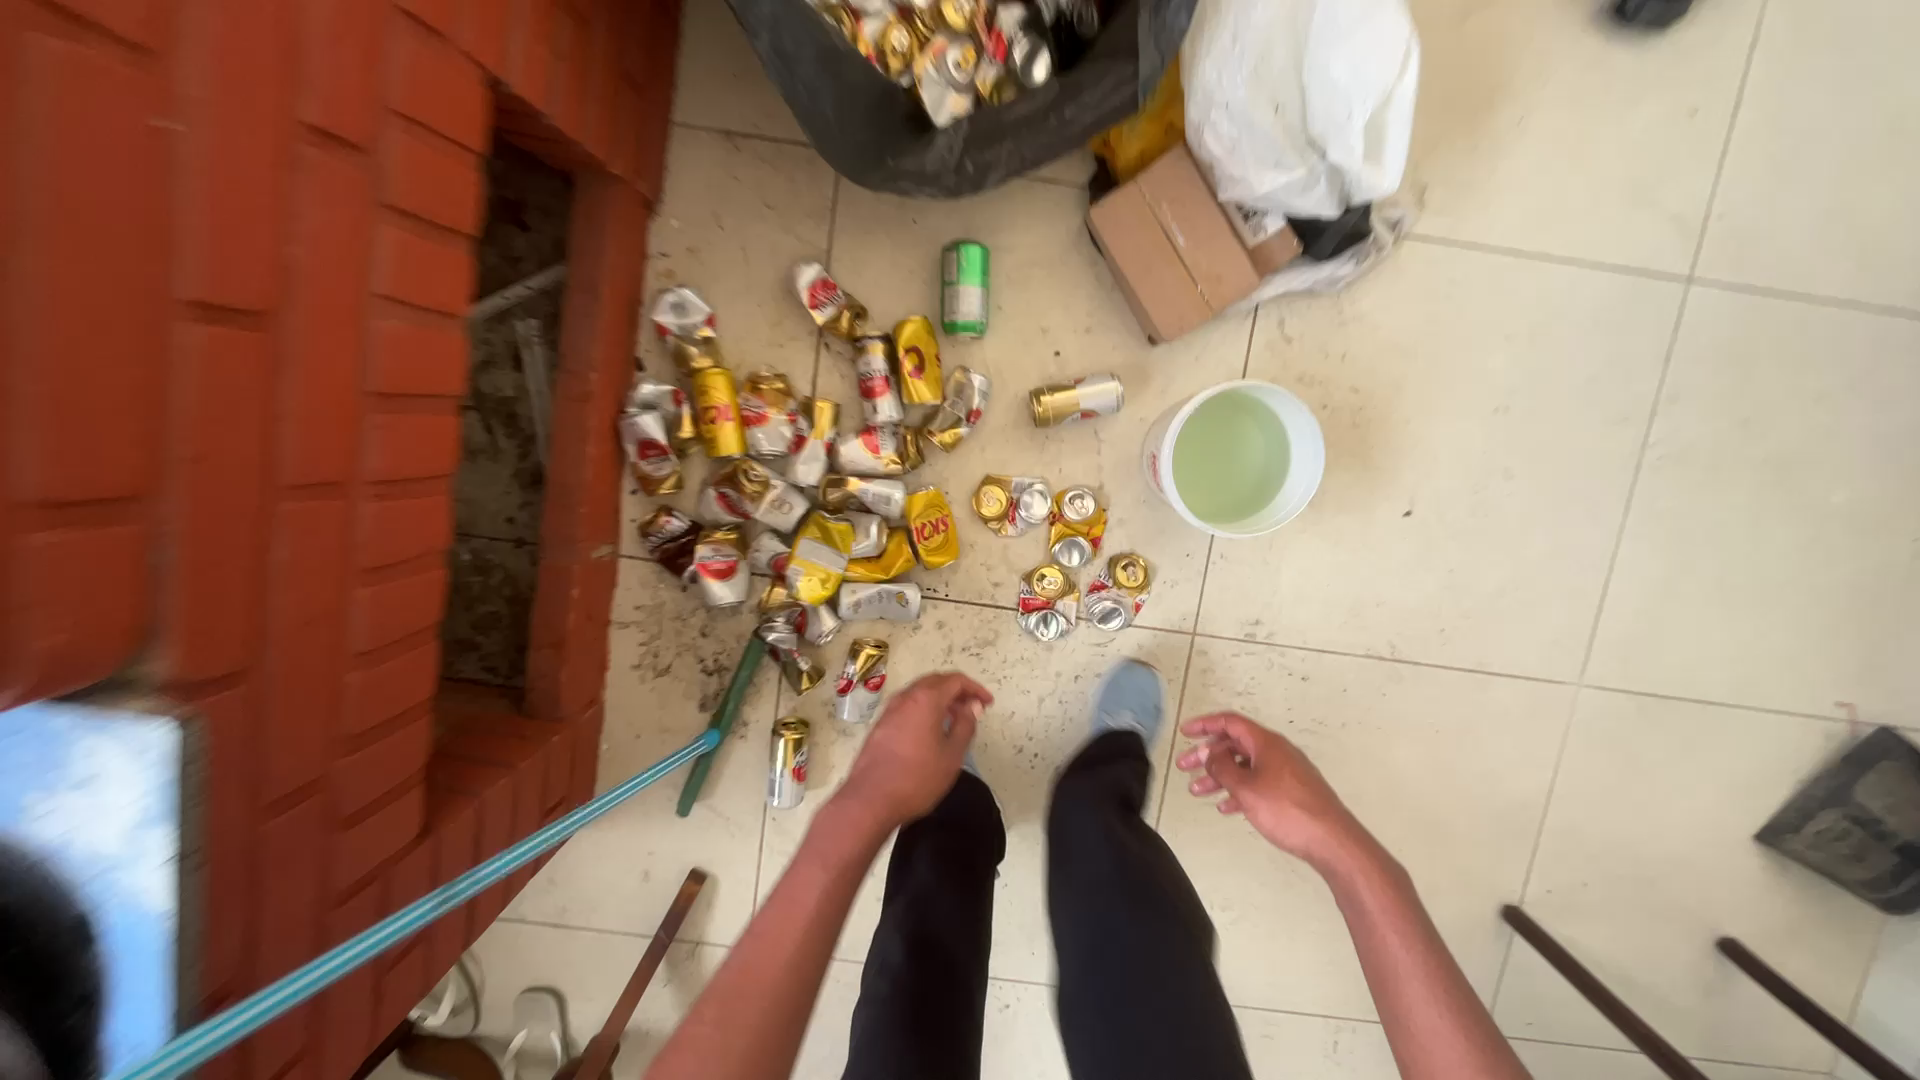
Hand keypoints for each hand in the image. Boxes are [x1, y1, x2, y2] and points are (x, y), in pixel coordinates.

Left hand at [835, 672, 990, 830]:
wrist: (870, 800)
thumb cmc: (917, 778)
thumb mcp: (952, 755)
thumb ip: (965, 726)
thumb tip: (972, 706)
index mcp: (926, 699)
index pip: (955, 680)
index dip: (975, 688)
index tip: (987, 703)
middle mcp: (906, 698)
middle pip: (935, 681)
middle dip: (957, 690)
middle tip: (972, 708)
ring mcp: (889, 710)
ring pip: (919, 692)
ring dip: (940, 699)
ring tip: (955, 719)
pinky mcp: (880, 724)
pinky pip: (908, 705)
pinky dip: (924, 708)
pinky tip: (931, 730)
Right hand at [1176, 712, 1369, 869]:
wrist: (1332, 841)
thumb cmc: (1286, 810)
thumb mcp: (1246, 788)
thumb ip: (1222, 767)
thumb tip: (1210, 752)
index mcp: (1266, 743)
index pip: (1230, 722)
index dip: (1205, 724)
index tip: (1185, 732)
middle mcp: (1276, 752)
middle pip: (1234, 745)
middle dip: (1207, 755)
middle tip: (1185, 767)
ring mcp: (1285, 772)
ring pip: (1244, 766)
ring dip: (1219, 776)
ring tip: (1197, 791)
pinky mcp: (1291, 792)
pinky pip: (1257, 783)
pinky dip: (1238, 791)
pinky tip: (1226, 807)